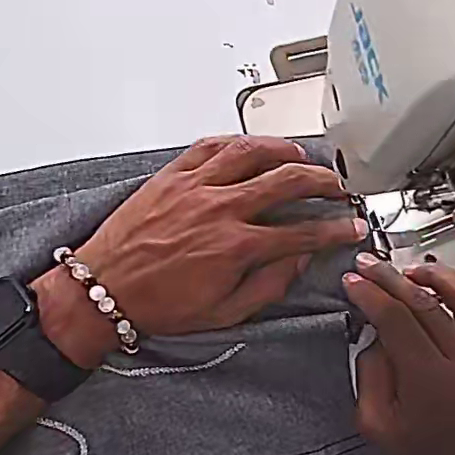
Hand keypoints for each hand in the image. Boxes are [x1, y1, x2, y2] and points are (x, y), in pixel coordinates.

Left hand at [36, 136, 365, 365]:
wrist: (105, 290)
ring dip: (284, 151)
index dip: (335, 229)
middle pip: (287, 181)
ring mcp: (194, 187)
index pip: (302, 231)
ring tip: (301, 156)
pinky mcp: (171, 177)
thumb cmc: (157, 304)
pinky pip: (209, 146)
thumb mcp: (224, 312)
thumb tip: (298, 261)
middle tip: (335, 186)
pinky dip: (236, 141)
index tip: (349, 226)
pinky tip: (249, 145)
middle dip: (322, 181)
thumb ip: (268, 284)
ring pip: (251, 153)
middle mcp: (219, 209)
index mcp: (236, 247)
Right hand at [343, 253, 454, 454]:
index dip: (370, 293)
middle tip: (372, 267)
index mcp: (433, 384)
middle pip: (426, 301)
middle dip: (391, 278)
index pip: (396, 318)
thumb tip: (374, 333)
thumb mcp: (379, 427)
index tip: (355, 283)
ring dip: (437, 276)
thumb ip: (370, 375)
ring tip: (413, 272)